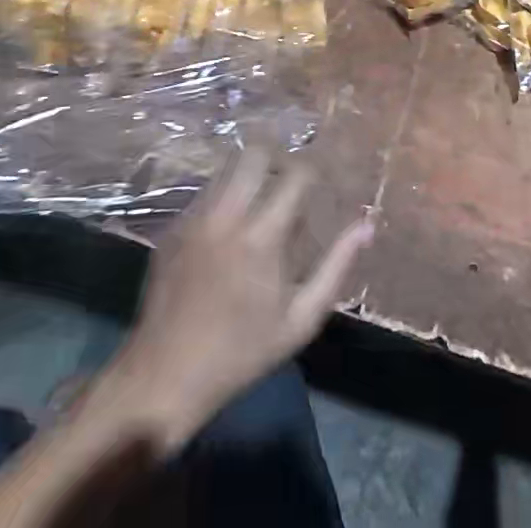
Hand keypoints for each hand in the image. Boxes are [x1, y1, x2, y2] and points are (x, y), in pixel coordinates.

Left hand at [90, 149, 371, 448]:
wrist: (163, 376)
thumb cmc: (242, 352)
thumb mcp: (301, 319)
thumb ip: (336, 266)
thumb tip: (366, 225)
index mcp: (262, 237)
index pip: (295, 175)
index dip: (313, 170)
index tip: (321, 181)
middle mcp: (225, 217)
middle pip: (254, 154)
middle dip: (278, 158)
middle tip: (290, 180)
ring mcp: (193, 219)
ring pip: (225, 168)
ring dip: (249, 173)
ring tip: (262, 198)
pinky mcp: (171, 229)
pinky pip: (204, 193)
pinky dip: (225, 195)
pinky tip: (231, 226)